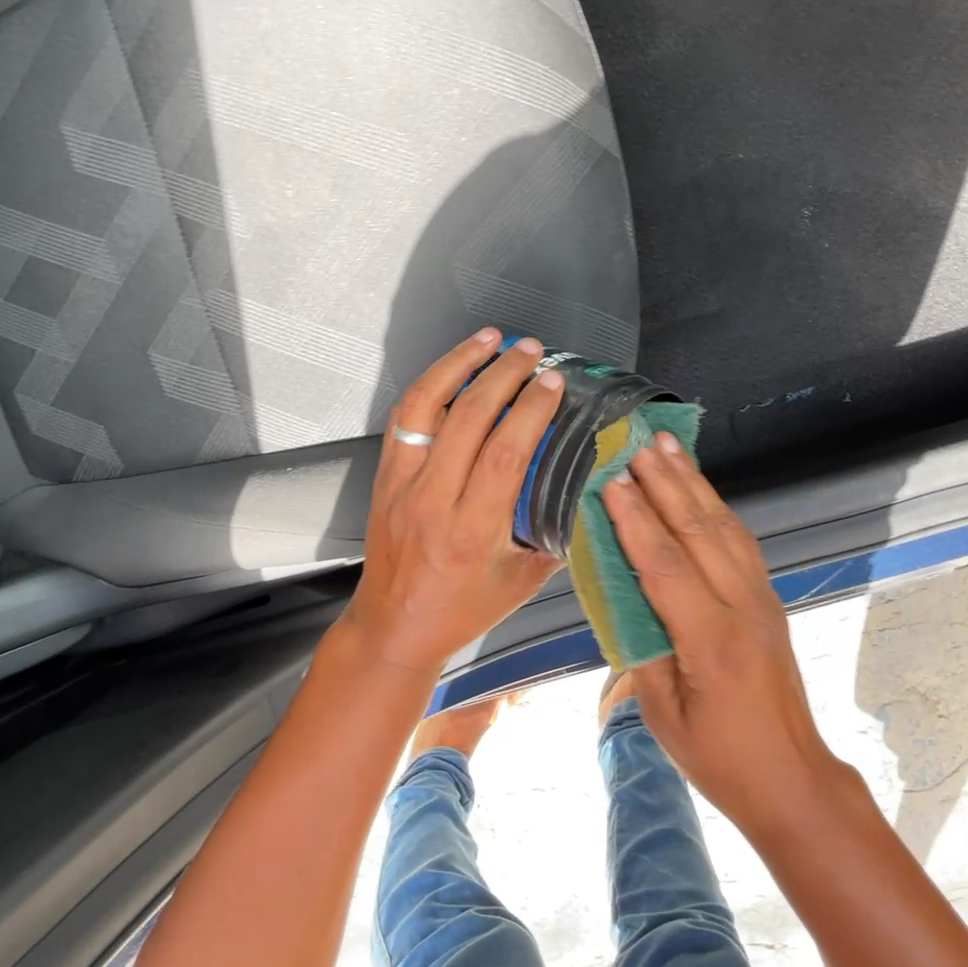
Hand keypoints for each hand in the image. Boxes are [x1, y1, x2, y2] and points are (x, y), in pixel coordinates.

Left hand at [342, 329, 566, 673]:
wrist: (394, 627)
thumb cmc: (459, 611)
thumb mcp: (521, 582)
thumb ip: (555, 535)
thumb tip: (582, 487)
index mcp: (471, 531)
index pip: (505, 453)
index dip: (532, 409)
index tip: (554, 383)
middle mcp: (432, 501)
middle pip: (469, 418)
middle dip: (505, 374)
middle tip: (531, 351)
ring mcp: (402, 485)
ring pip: (427, 406)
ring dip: (459, 364)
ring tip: (489, 339)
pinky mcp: (385, 477)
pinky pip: (405, 418)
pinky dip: (431, 384)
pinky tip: (453, 367)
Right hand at [601, 435, 851, 829]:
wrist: (790, 777)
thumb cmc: (718, 757)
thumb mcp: (662, 714)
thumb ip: (640, 646)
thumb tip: (620, 591)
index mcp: (710, 640)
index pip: (665, 565)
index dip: (635, 520)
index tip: (611, 482)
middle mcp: (743, 608)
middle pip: (699, 531)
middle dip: (665, 483)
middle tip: (638, 443)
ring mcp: (762, 600)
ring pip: (724, 527)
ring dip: (693, 483)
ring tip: (668, 446)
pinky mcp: (770, 601)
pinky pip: (740, 542)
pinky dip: (716, 508)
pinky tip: (700, 490)